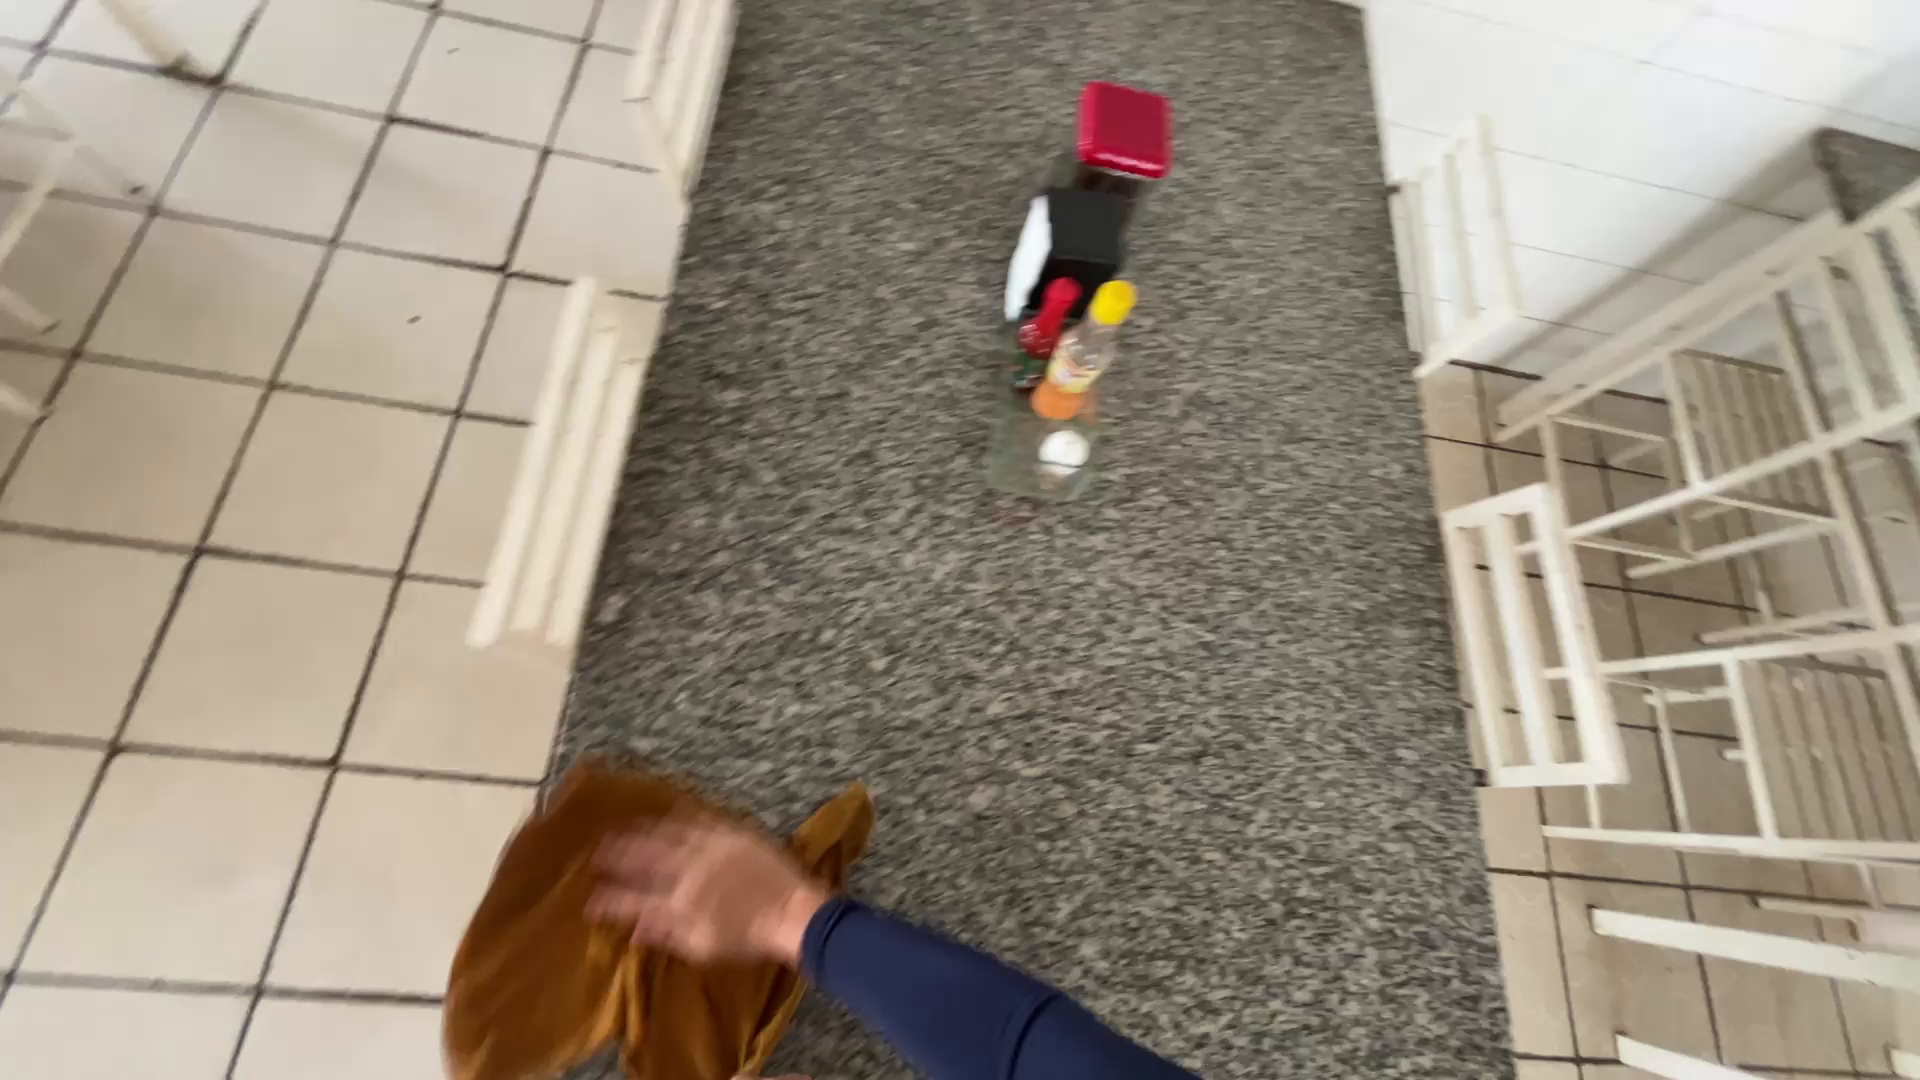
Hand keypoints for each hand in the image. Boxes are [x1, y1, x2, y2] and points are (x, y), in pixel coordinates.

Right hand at [589, 817, 828, 965]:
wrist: (791, 910)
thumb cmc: (747, 936)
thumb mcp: (702, 944)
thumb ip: (667, 932)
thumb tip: (635, 928)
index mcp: (682, 900)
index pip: (636, 899)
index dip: (611, 898)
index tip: (590, 896)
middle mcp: (694, 868)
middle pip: (649, 857)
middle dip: (622, 853)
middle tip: (599, 848)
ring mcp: (715, 846)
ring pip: (673, 833)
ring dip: (647, 830)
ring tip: (627, 825)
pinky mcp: (735, 832)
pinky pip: (703, 818)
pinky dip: (684, 815)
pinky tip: (672, 810)